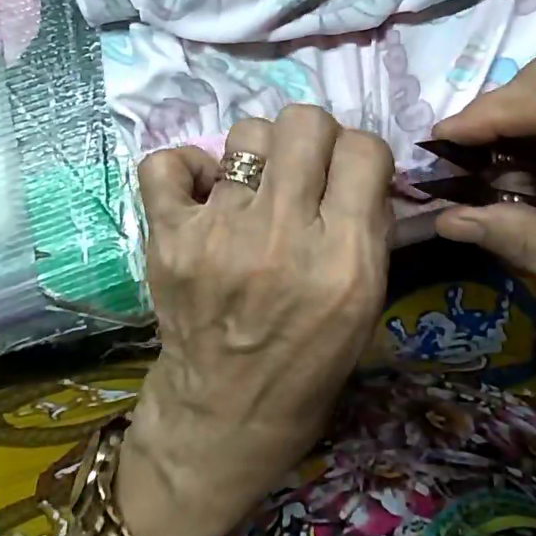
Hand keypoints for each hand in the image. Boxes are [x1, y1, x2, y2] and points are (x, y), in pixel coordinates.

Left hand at [121, 106, 393, 535]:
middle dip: (312, 139)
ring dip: (257, 154)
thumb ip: (367, 228)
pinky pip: (168, 162)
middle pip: (304, 123)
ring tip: (252, 189)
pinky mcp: (169, 238)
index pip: (363, 150)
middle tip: (301, 172)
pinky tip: (201, 194)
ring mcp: (220, 234)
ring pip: (247, 133)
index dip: (358, 155)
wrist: (224, 412)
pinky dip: (186, 169)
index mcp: (345, 260)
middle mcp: (283, 237)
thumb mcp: (366, 304)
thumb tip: (356, 165)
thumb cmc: (307, 364)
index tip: (346, 174)